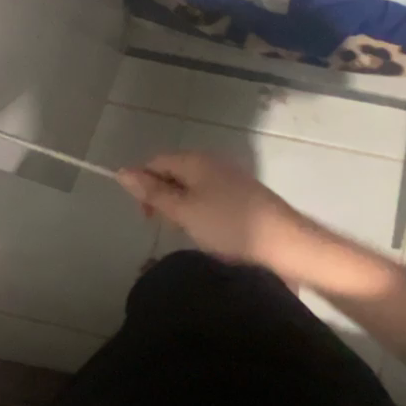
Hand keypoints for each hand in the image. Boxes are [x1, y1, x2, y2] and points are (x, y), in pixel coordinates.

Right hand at [115, 151, 323, 279]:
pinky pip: (210, 197)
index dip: (143, 186)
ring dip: (181, 207)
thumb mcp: (184, 212)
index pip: (155, 162)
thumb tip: (121, 171)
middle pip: (173, 172)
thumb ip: (153, 193)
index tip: (147, 217)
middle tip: (167, 227)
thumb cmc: (228, 227)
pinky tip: (209, 232)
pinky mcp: (244, 195)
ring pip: (191, 187)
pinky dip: (201, 212)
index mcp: (196, 160)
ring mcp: (231, 177)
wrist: (284, 244)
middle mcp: (213, 162)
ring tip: (188, 232)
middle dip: (162, 197)